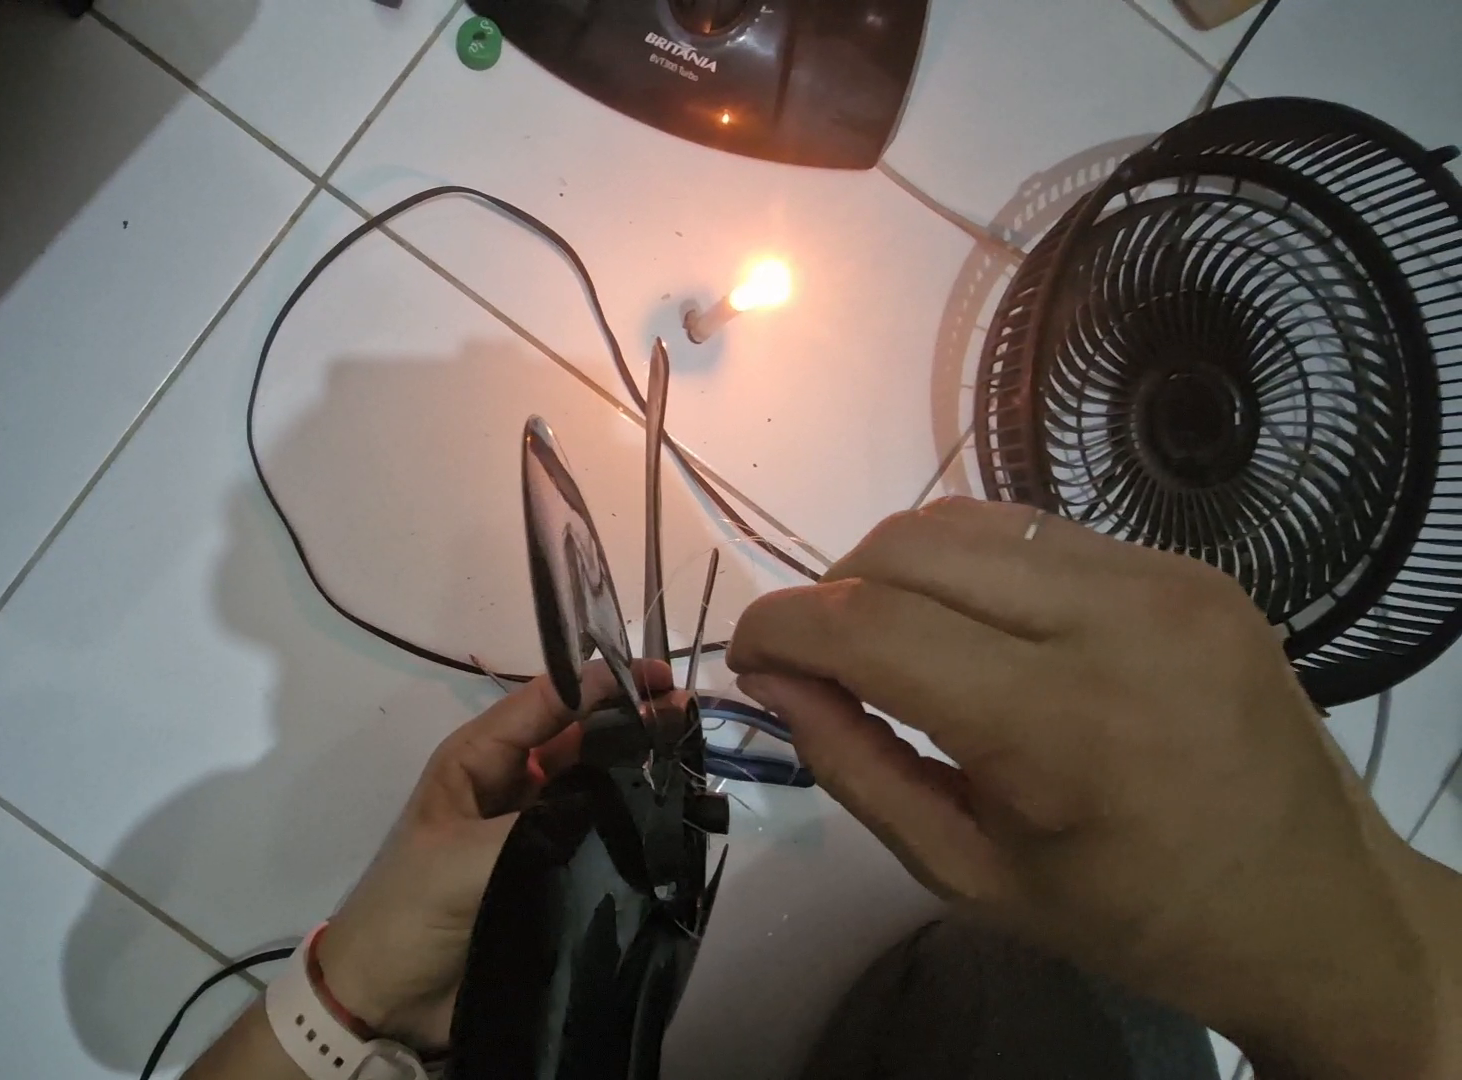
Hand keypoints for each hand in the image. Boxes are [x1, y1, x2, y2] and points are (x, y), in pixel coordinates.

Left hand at [316, 658, 670, 1049]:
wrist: (388, 998)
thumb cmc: (412, 909)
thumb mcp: (465, 858)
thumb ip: (537, 826)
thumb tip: (614, 802)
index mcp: (479, 758)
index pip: (545, 702)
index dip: (599, 682)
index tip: (657, 676)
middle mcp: (511, 782)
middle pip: (576, 736)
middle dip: (627, 718)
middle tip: (686, 714)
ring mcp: (533, 825)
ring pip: (591, 781)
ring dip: (635, 766)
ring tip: (688, 758)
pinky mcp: (551, 867)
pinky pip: (596, 831)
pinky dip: (630, 818)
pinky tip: (670, 814)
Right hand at [728, 497, 1461, 1079]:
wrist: (1327, 912)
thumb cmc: (1124, 914)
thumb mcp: (958, 869)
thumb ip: (846, 762)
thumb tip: (770, 678)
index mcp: (1062, 729)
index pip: (867, 628)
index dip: (777, 627)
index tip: (746, 655)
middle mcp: (1116, 625)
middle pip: (898, 554)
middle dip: (824, 599)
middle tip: (817, 660)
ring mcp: (1159, 579)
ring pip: (946, 522)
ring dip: (880, 573)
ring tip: (886, 636)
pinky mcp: (1177, 563)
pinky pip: (1010, 527)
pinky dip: (948, 561)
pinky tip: (959, 617)